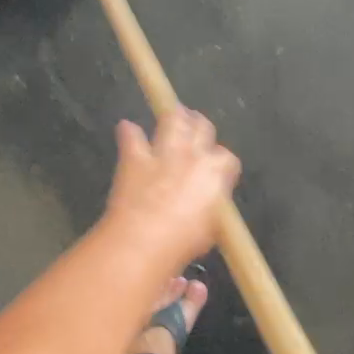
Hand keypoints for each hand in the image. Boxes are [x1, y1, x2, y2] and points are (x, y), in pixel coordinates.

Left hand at [101, 107, 240, 266]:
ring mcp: (163, 153)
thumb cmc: (184, 242)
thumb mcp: (210, 228)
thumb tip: (209, 205)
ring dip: (174, 116)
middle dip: (200, 125)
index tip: (217, 166)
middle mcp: (193, 155)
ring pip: (173, 121)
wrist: (144, 239)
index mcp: (217, 173)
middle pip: (202, 128)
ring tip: (175, 112)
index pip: (227, 158)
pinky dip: (129, 131)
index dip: (221, 162)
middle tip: (197, 123)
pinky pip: (132, 136)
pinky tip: (126, 127)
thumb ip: (211, 208)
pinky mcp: (135, 157)